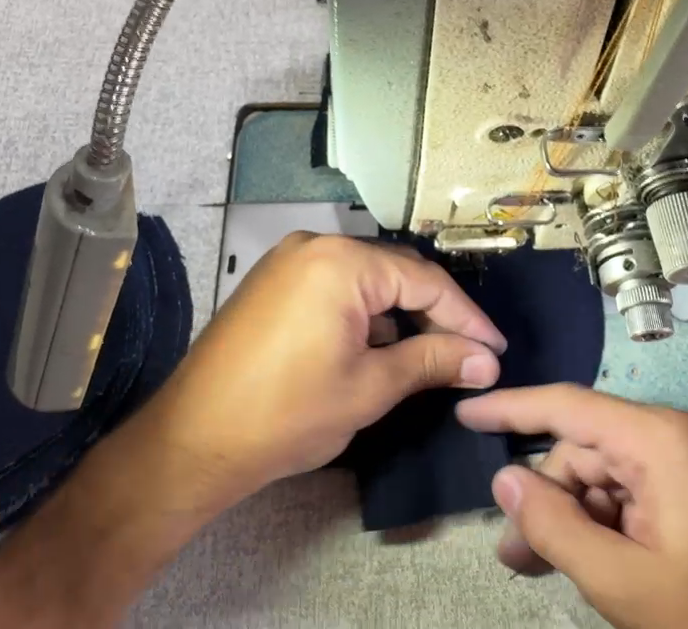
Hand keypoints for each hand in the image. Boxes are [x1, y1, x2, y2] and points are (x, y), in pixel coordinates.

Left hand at [135, 232, 507, 500]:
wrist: (191, 442)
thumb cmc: (287, 414)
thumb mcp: (369, 389)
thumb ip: (432, 362)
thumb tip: (485, 361)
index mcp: (342, 262)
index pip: (424, 281)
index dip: (466, 317)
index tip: (496, 350)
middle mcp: (315, 246)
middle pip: (395, 273)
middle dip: (435, 314)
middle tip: (470, 356)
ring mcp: (288, 261)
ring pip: (365, 280)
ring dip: (399, 315)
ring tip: (429, 357)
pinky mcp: (272, 283)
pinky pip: (335, 287)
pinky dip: (363, 314)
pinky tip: (378, 350)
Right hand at [457, 384, 687, 628]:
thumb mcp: (622, 583)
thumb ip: (555, 527)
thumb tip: (506, 479)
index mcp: (661, 438)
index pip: (568, 406)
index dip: (511, 409)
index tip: (465, 415)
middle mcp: (678, 434)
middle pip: (587, 448)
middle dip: (546, 495)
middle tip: (511, 553)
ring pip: (609, 474)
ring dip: (573, 516)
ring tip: (538, 566)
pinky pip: (638, 492)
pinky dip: (607, 523)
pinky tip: (588, 561)